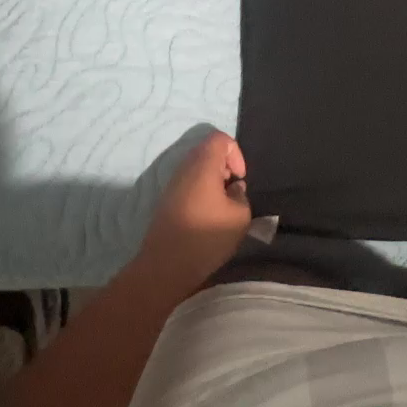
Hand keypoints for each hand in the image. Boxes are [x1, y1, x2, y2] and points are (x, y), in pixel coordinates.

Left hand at [136, 130, 252, 291]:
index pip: (220, 139)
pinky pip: (188, 184)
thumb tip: (234, 188)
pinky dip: (202, 192)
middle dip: (225, 167)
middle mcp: (184, 168)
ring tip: (223, 207)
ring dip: (213, 181)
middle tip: (234, 191)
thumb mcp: (240, 217)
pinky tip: (207, 217)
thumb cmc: (206, 237)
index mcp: (202, 165)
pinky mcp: (166, 201)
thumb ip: (241, 195)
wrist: (165, 267)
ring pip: (197, 169)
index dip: (235, 153)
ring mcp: (172, 185)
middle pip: (207, 152)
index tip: (240, 178)